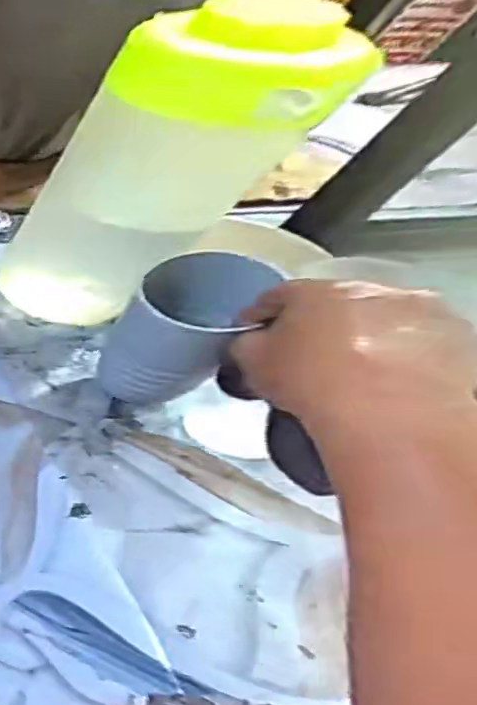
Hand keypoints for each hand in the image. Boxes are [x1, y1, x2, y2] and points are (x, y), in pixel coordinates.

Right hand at [230, 279, 476, 440]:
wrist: (388, 414)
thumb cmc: (309, 379)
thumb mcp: (249, 360)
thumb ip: (247, 341)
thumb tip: (256, 340)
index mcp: (320, 291)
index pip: (277, 295)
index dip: (257, 316)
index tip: (250, 336)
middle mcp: (376, 290)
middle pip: (333, 303)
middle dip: (314, 324)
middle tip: (298, 353)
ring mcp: (424, 313)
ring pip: (377, 319)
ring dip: (359, 336)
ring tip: (345, 368)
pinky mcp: (458, 338)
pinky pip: (412, 339)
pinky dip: (395, 352)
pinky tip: (380, 377)